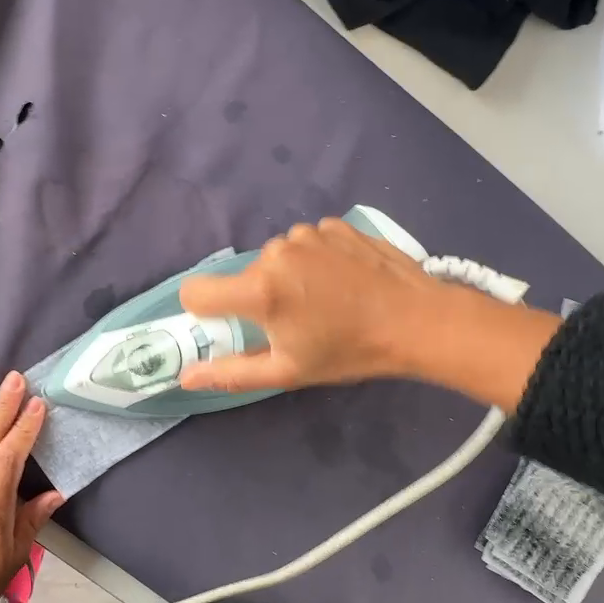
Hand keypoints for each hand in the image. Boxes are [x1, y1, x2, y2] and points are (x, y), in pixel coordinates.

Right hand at [176, 217, 561, 410]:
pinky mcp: (332, 225)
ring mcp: (306, 234)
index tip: (232, 325)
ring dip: (286, 278)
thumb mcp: (286, 372)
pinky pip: (304, 244)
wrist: (417, 320)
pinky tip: (339, 280)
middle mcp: (275, 253)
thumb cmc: (347, 351)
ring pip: (274, 260)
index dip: (204, 310)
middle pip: (241, 277)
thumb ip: (229, 373)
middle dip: (257, 298)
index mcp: (259, 291)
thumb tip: (185, 377)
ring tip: (322, 300)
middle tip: (295, 321)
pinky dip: (312, 261)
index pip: (195, 291)